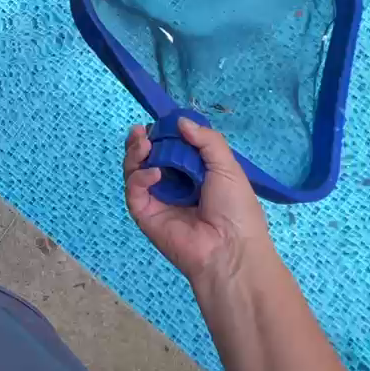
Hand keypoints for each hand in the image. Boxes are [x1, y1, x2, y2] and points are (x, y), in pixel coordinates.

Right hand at [123, 119, 276, 292]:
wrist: (229, 250)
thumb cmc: (236, 210)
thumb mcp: (228, 168)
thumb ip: (207, 141)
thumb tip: (180, 121)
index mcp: (192, 174)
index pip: (169, 148)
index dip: (162, 134)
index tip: (160, 123)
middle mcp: (171, 183)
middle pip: (146, 155)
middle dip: (142, 140)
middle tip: (143, 132)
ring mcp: (154, 197)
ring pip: (134, 168)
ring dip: (135, 153)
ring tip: (145, 145)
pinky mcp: (142, 211)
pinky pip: (133, 188)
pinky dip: (140, 177)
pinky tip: (155, 174)